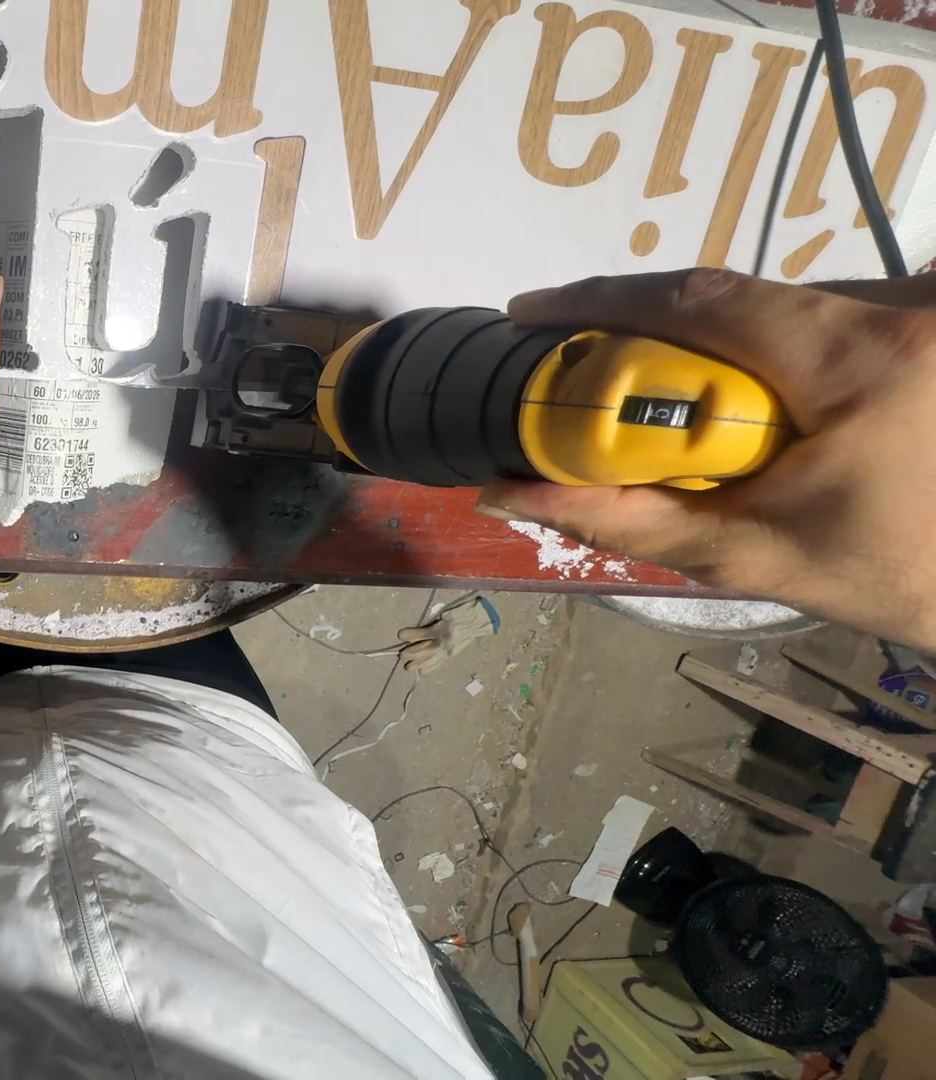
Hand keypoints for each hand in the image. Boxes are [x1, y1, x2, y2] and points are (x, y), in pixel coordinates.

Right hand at [480, 268, 935, 648]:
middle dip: (658, 338)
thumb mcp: (739, 553)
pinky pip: (836, 311)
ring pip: (790, 303)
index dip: (603, 299)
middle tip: (598, 383)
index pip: (703, 302)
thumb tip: (500, 492)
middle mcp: (921, 305)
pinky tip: (773, 402)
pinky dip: (776, 349)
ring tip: (692, 410)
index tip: (529, 312)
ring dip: (721, 348)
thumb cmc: (894, 573)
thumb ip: (617, 519)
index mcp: (872, 360)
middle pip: (743, 302)